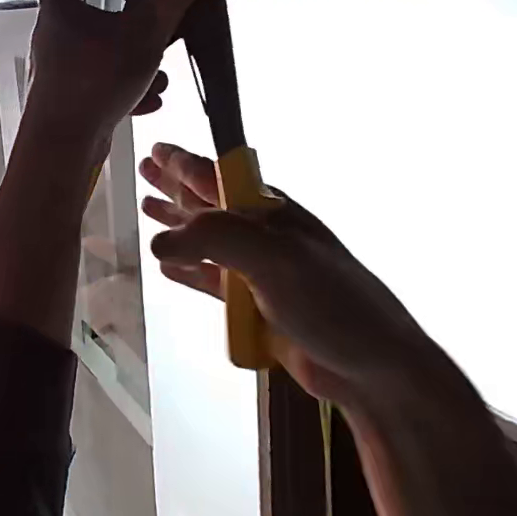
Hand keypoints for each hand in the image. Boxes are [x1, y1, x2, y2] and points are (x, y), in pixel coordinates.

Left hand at [24, 0, 228, 137]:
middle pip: (88, 19)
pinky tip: (149, 100)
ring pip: (100, 56)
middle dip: (126, 25)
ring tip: (158, 74)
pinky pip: (100, 86)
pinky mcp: (66, 101)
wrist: (64, 146)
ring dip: (131, 61)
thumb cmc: (95, 80)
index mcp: (59, 10)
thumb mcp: (146, 30)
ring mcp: (57, 72)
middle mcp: (52, 38)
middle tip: (152, 28)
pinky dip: (125, 89)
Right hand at [140, 143, 440, 409]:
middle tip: (144, 173)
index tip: (155, 149)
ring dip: (177, 227)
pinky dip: (188, 271)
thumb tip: (159, 242)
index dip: (184, 163)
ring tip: (148, 211)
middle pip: (206, 205)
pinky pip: (210, 280)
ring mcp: (257, 271)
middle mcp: (261, 235)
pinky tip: (167, 268)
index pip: (216, 177)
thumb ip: (218, 239)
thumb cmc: (331, 300)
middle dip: (175, 188)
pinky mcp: (254, 307)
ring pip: (204, 243)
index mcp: (268, 212)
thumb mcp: (277, 257)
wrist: (372, 366)